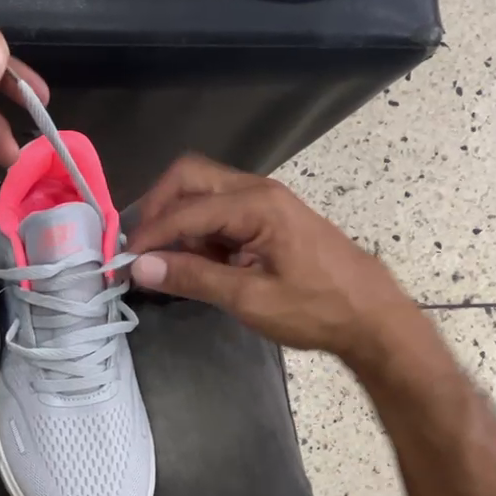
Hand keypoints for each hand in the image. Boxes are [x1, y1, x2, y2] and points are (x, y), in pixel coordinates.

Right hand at [125, 155, 421, 371]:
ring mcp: (263, 201)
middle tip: (141, 250)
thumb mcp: (249, 299)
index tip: (122, 264)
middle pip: (188, 178)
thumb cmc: (317, 309)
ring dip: (176, 222)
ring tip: (167, 264)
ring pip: (200, 192)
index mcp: (257, 205)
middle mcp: (257, 191)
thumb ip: (193, 278)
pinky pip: (217, 211)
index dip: (148, 235)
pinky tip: (196, 265)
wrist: (372, 317)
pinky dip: (196, 232)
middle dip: (156, 210)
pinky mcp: (265, 218)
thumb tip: (140, 266)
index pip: (184, 209)